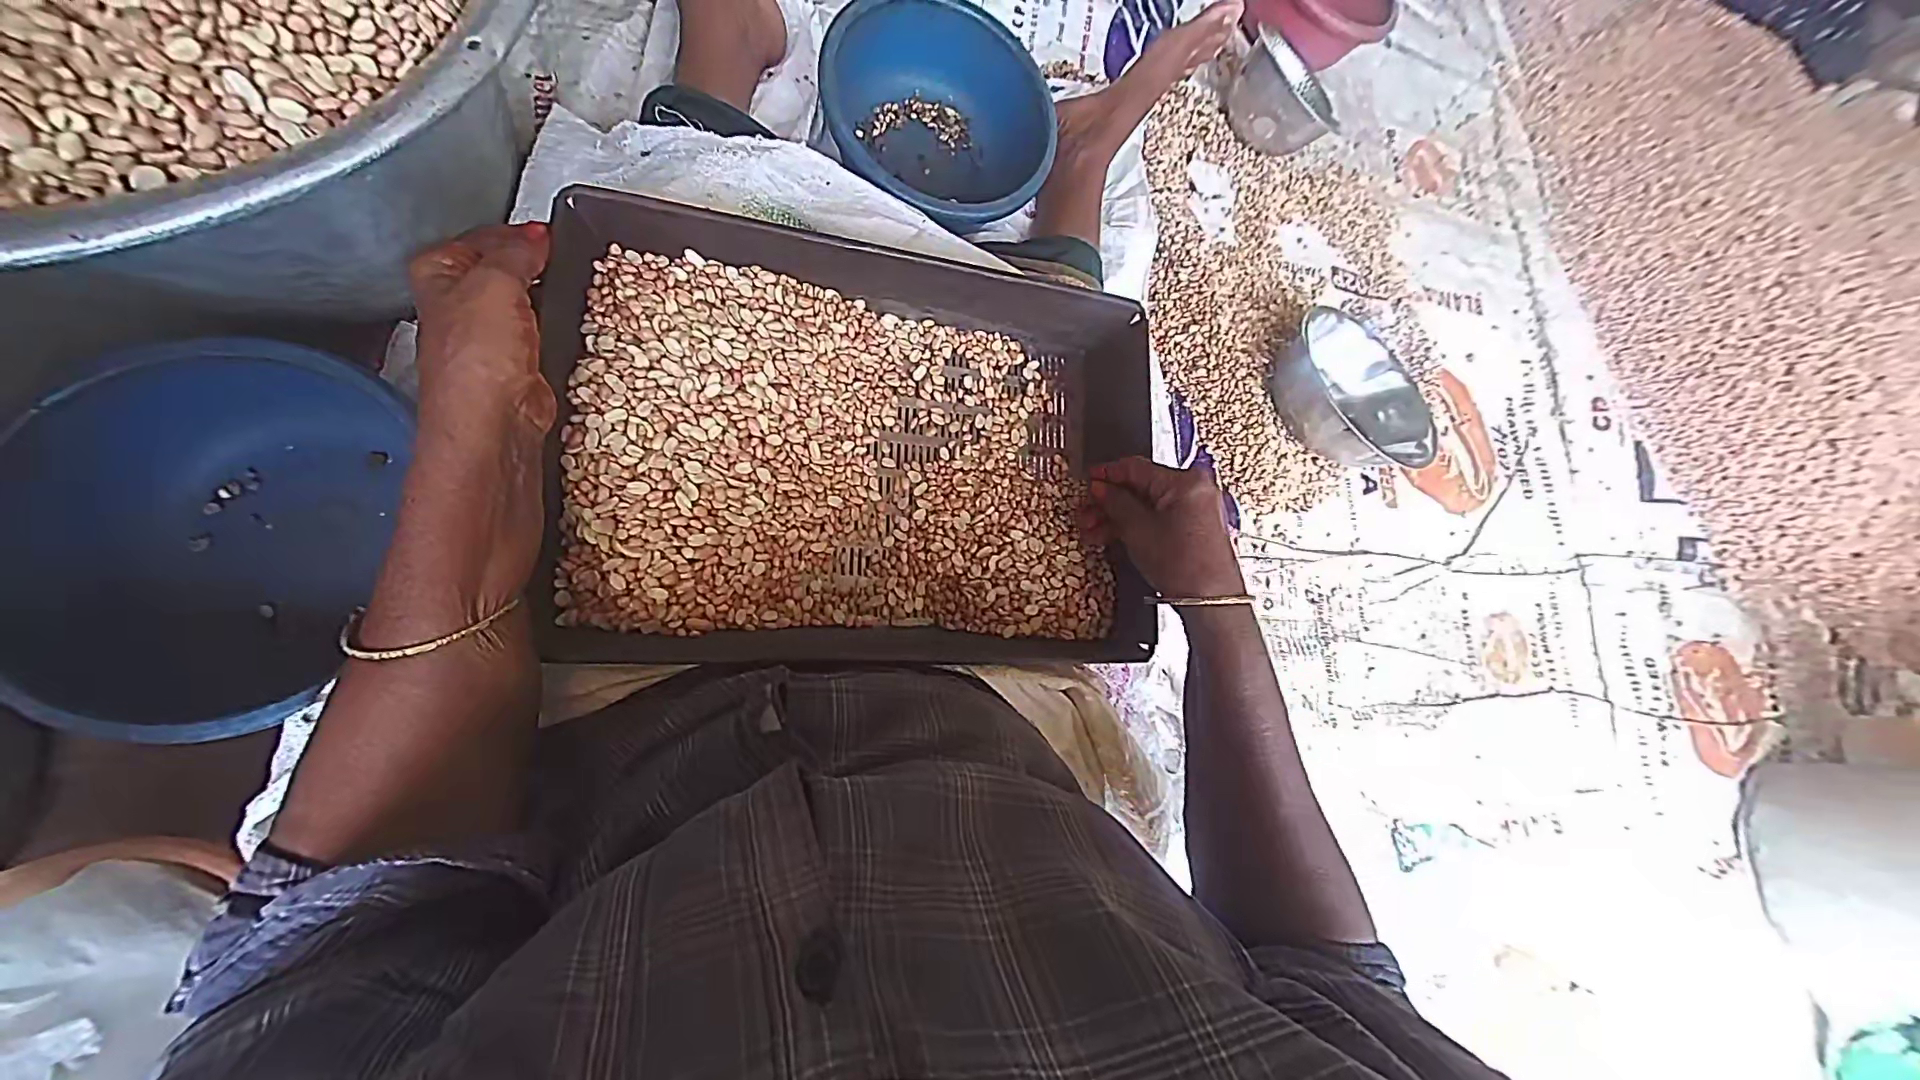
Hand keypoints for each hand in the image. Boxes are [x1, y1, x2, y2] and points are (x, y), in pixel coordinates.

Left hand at [408, 223, 554, 435]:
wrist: (495, 417)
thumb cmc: (479, 354)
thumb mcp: (496, 283)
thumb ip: (518, 253)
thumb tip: (538, 237)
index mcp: (439, 272)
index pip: (485, 238)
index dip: (519, 235)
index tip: (553, 236)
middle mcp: (461, 301)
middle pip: (508, 269)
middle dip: (539, 267)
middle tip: (569, 262)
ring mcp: (492, 333)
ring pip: (530, 301)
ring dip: (552, 299)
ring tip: (576, 292)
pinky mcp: (521, 361)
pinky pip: (545, 331)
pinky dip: (560, 327)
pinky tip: (573, 324)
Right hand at [1081, 457, 1244, 598]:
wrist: (1211, 600)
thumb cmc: (1184, 566)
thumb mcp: (1137, 530)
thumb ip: (1116, 503)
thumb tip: (1101, 488)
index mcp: (1184, 481)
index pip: (1135, 468)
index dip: (1107, 474)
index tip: (1088, 479)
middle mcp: (1194, 488)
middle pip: (1140, 487)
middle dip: (1109, 501)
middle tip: (1086, 512)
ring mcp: (1195, 507)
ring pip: (1146, 503)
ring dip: (1117, 515)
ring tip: (1093, 530)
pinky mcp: (1194, 524)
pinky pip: (1158, 516)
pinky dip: (1136, 524)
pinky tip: (1113, 535)